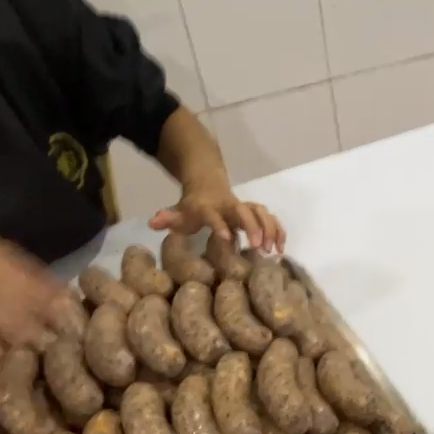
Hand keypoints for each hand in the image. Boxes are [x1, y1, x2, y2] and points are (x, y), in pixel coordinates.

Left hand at [150, 188, 285, 252]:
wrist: (208, 182)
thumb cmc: (195, 206)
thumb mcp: (181, 211)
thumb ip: (170, 218)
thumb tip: (153, 223)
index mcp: (209, 206)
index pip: (214, 215)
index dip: (219, 225)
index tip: (227, 240)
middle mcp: (230, 205)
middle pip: (244, 211)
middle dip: (253, 227)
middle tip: (259, 247)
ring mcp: (245, 207)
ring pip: (262, 213)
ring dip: (270, 230)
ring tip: (273, 251)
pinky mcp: (257, 212)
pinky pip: (272, 219)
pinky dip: (279, 232)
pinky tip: (281, 249)